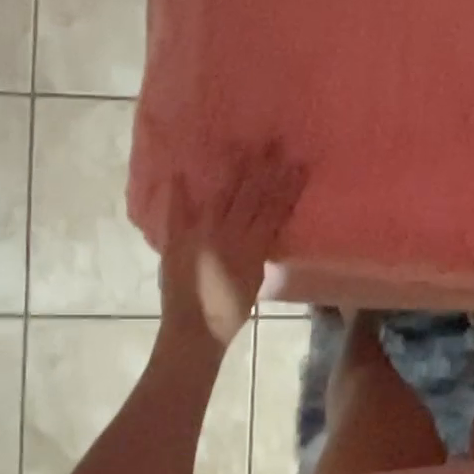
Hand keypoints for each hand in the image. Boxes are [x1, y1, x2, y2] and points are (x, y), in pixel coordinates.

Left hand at [160, 142, 307, 351]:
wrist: (194, 330)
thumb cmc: (232, 309)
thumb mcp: (256, 276)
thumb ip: (259, 247)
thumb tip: (264, 222)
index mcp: (249, 246)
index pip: (273, 208)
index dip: (287, 185)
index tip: (298, 164)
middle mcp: (225, 235)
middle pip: (249, 195)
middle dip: (264, 169)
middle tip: (274, 143)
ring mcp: (198, 235)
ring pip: (220, 196)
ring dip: (231, 170)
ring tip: (240, 147)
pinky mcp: (175, 241)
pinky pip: (176, 212)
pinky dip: (177, 192)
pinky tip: (179, 172)